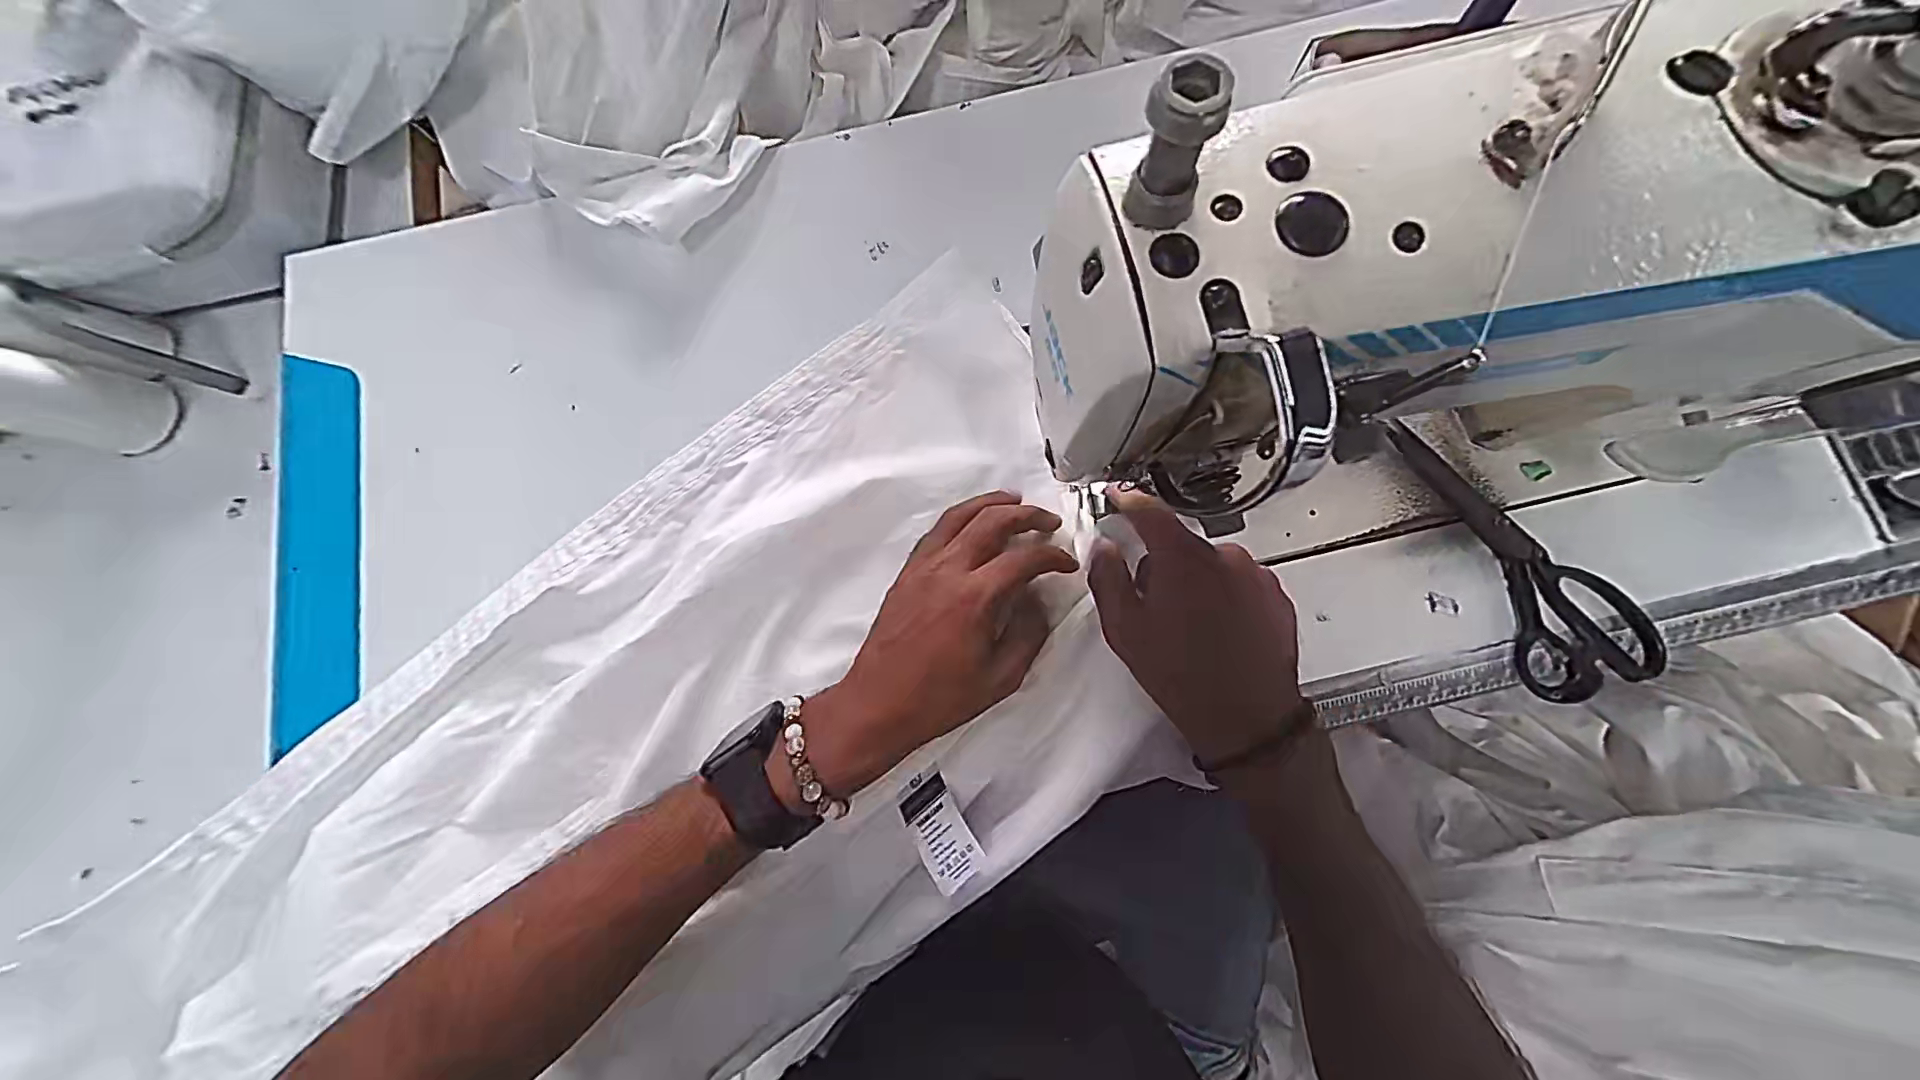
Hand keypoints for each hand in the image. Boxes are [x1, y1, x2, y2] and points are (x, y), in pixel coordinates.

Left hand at [774, 492, 1078, 806]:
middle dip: (1027, 515)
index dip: (1052, 556)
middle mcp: (946, 572)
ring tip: (1013, 501)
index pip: (1023, 558)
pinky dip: (959, 518)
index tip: (1065, 562)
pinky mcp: (906, 574)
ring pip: (959, 516)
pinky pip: (935, 532)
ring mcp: (922, 569)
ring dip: (989, 504)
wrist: (878, 704)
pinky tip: (970, 523)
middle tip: (1047, 520)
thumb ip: (1028, 634)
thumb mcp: (1000, 678)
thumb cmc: (937, 699)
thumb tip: (1038, 602)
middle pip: (992, 521)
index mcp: (974, 598)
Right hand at [1086, 493, 1306, 765]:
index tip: (1118, 495)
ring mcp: (1255, 575)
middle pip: (1180, 544)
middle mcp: (1224, 557)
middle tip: (1155, 607)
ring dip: (1196, 583)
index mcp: (1182, 559)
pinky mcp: (1276, 596)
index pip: (1150, 512)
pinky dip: (1225, 597)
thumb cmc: (1180, 675)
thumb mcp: (1125, 629)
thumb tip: (1104, 548)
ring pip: (1211, 564)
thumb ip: (1108, 578)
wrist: (1246, 717)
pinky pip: (1239, 582)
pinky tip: (1218, 631)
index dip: (1128, 500)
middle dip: (1163, 565)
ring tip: (1191, 627)